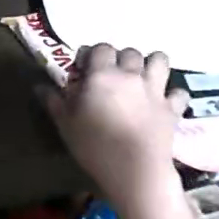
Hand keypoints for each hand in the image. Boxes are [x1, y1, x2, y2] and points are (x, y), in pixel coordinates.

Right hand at [40, 44, 187, 203]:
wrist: (134, 170)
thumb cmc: (94, 145)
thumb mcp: (65, 124)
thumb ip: (53, 101)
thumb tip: (39, 86)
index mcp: (103, 75)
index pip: (100, 48)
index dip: (92, 55)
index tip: (84, 70)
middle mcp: (131, 75)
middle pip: (130, 52)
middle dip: (120, 59)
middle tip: (111, 77)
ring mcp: (155, 90)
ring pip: (160, 60)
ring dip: (151, 64)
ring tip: (141, 78)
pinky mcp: (172, 109)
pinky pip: (178, 92)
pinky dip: (172, 95)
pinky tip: (163, 103)